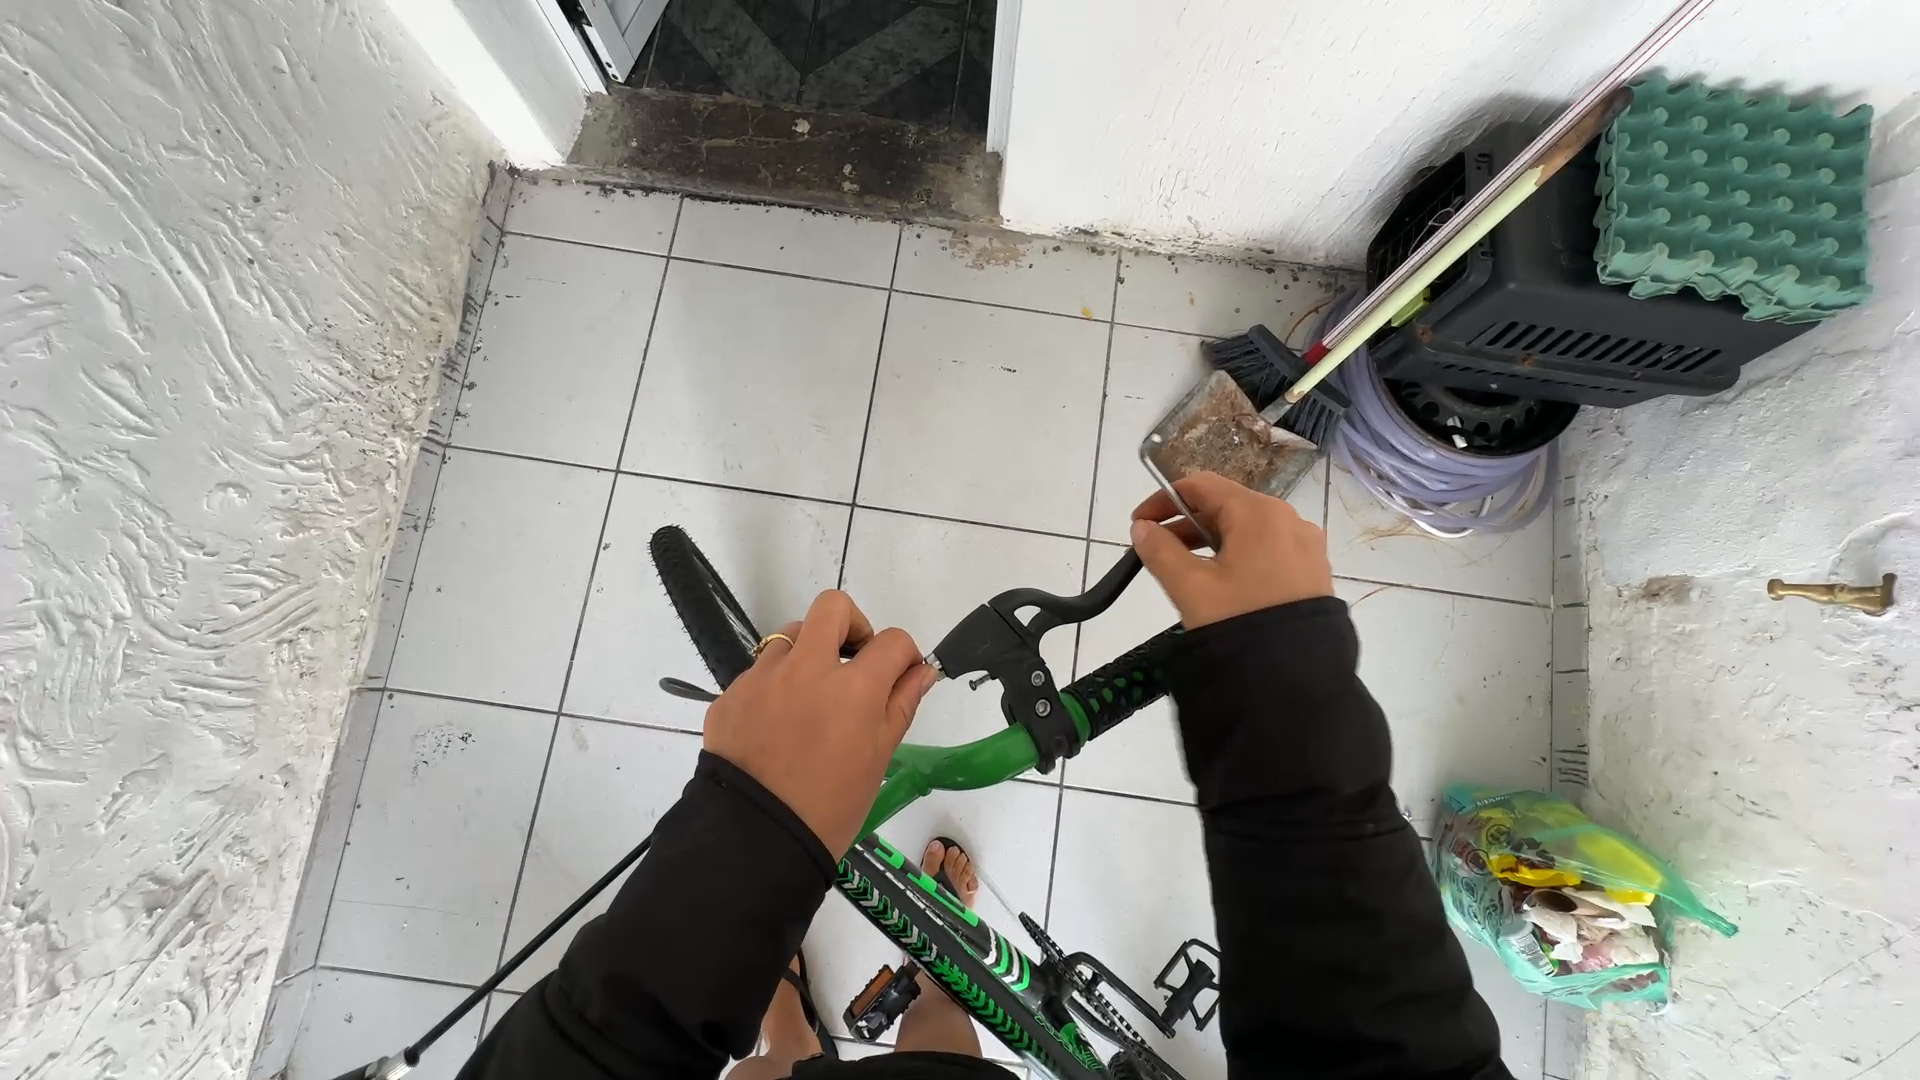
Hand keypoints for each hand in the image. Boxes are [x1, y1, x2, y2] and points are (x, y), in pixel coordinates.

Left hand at [703, 590, 938, 855]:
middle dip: (853, 625)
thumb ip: (901, 703)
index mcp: (852, 687)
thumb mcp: (878, 756)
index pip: (892, 641)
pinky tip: (777, 726)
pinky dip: (775, 686)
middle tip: (854, 662)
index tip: (901, 674)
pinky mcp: (730, 695)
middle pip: (833, 608)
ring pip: (791, 636)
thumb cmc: (830, 807)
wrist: (753, 841)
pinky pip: (759, 672)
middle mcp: (806, 669)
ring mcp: (762, 679)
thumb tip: (922, 670)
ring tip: (811, 698)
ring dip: (808, 654)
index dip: (905, 654)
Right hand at [1129, 471, 1333, 628]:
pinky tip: (1220, 581)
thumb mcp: (1190, 586)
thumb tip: (1141, 529)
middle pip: (1225, 506)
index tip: (1139, 523)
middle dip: (1185, 523)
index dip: (1164, 499)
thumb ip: (1160, 551)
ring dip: (1209, 541)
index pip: (1202, 486)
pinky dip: (1237, 555)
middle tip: (1155, 549)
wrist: (1295, 677)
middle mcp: (1288, 520)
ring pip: (1246, 529)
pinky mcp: (1312, 572)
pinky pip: (1267, 549)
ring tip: (1182, 568)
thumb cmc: (1239, 620)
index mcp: (1258, 513)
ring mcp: (1305, 546)